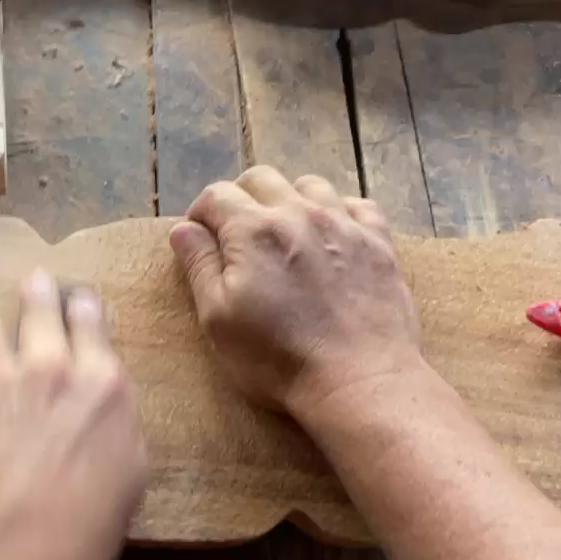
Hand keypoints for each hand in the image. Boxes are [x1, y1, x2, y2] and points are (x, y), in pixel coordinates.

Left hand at [0, 271, 145, 559]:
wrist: (3, 558)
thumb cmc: (80, 534)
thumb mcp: (127, 478)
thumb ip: (112, 425)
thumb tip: (96, 409)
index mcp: (98, 384)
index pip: (88, 321)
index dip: (79, 308)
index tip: (73, 302)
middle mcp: (44, 366)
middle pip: (36, 305)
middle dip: (35, 294)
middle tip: (32, 287)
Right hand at [169, 165, 424, 422]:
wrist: (357, 380)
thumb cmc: (277, 358)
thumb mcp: (218, 319)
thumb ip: (199, 266)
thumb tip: (182, 229)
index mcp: (253, 231)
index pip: (216, 195)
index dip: (200, 213)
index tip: (199, 239)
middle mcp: (299, 213)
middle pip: (261, 179)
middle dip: (240, 199)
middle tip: (236, 235)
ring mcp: (344, 224)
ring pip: (309, 185)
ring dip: (288, 200)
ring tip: (284, 235)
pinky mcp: (378, 242)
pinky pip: (355, 205)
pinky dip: (336, 212)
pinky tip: (329, 239)